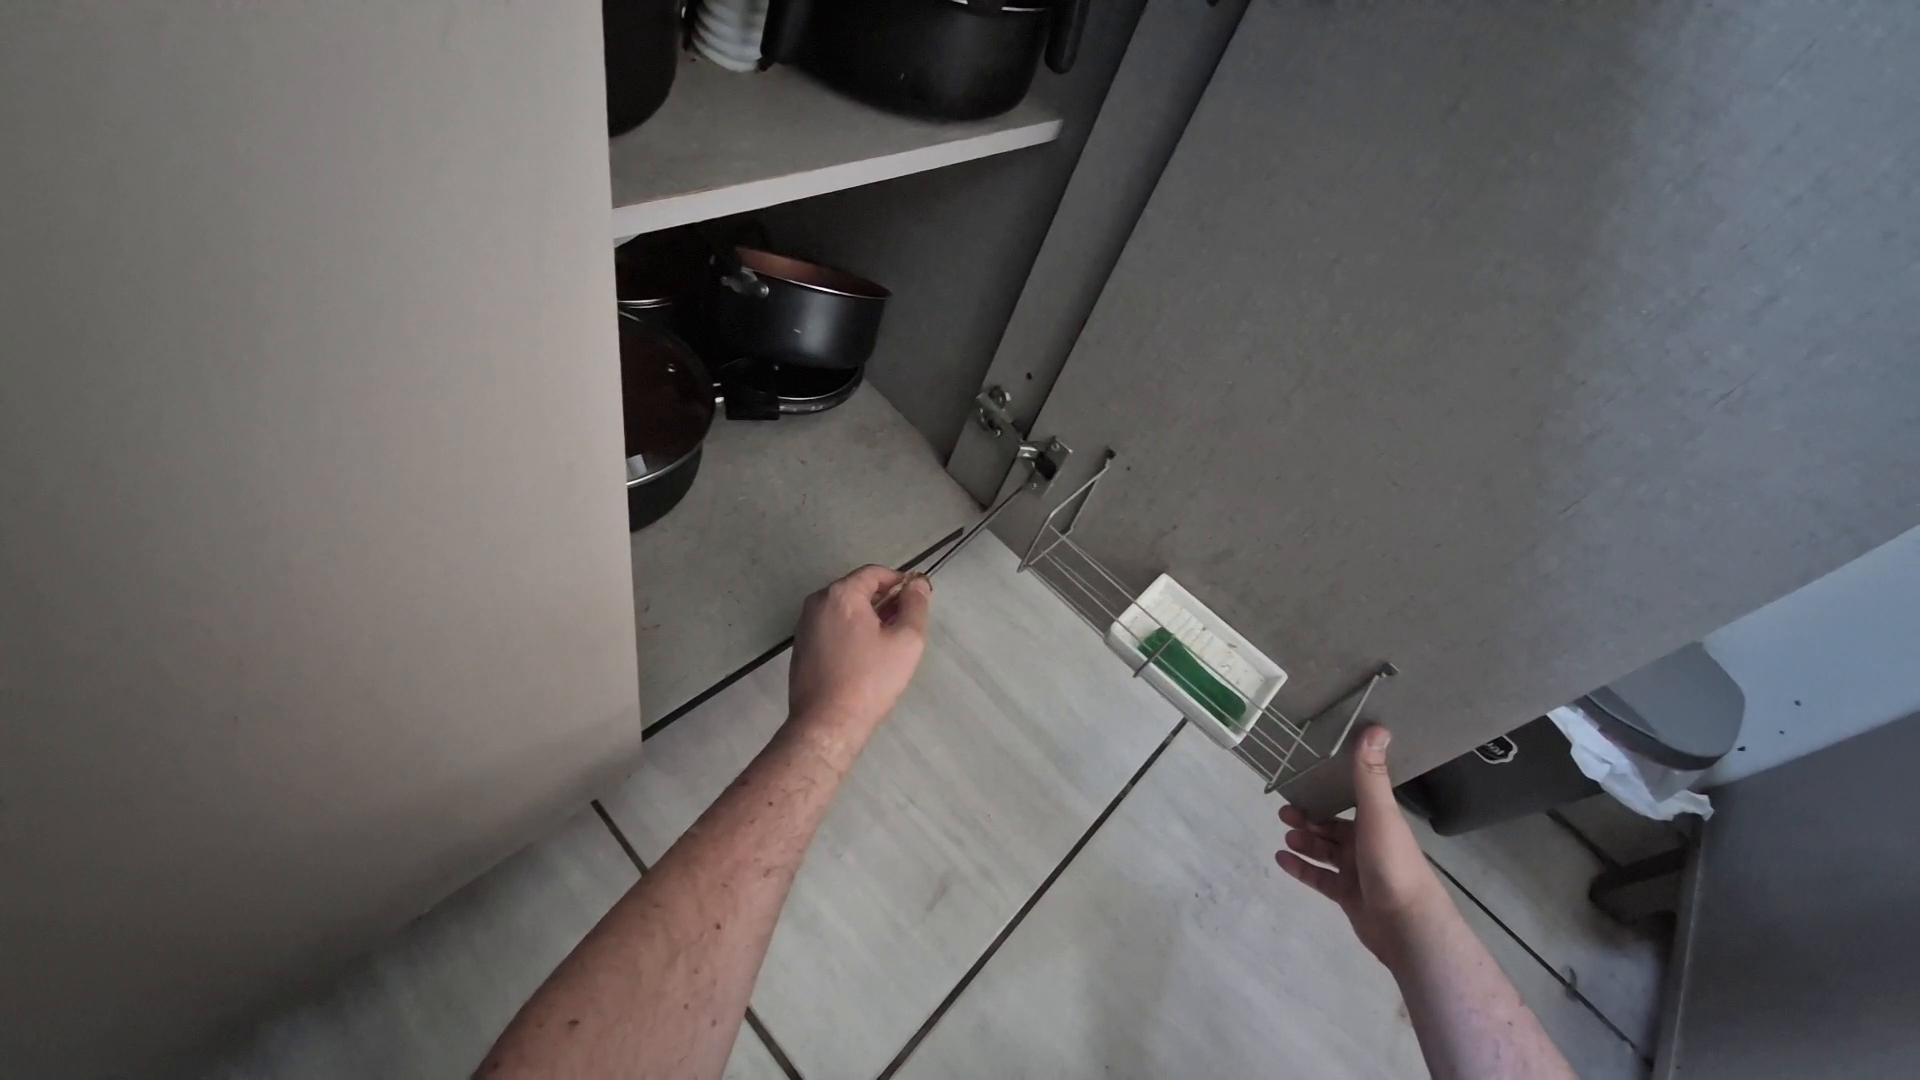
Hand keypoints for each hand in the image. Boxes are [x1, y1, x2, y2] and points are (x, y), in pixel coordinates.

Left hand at [787, 565, 931, 745]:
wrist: (827, 723)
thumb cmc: (870, 680)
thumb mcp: (906, 640)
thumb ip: (915, 605)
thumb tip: (917, 584)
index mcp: (841, 594)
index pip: (875, 573)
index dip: (900, 582)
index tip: (916, 600)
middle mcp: (817, 602)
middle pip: (858, 589)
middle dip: (884, 601)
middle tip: (904, 625)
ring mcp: (805, 625)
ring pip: (844, 609)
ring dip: (868, 617)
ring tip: (887, 644)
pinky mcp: (801, 646)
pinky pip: (831, 626)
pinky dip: (850, 632)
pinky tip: (864, 657)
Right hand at [1276, 725, 1448, 969]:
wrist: (1407, 926)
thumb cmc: (1393, 863)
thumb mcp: (1379, 813)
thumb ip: (1369, 773)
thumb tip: (1377, 726)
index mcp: (1377, 821)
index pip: (1349, 799)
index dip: (1325, 792)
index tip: (1301, 784)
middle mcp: (1368, 843)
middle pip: (1333, 825)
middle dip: (1308, 818)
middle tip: (1284, 814)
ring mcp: (1357, 871)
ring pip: (1324, 850)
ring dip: (1304, 841)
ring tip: (1285, 837)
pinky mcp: (1347, 896)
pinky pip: (1318, 877)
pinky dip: (1300, 868)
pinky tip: (1281, 860)